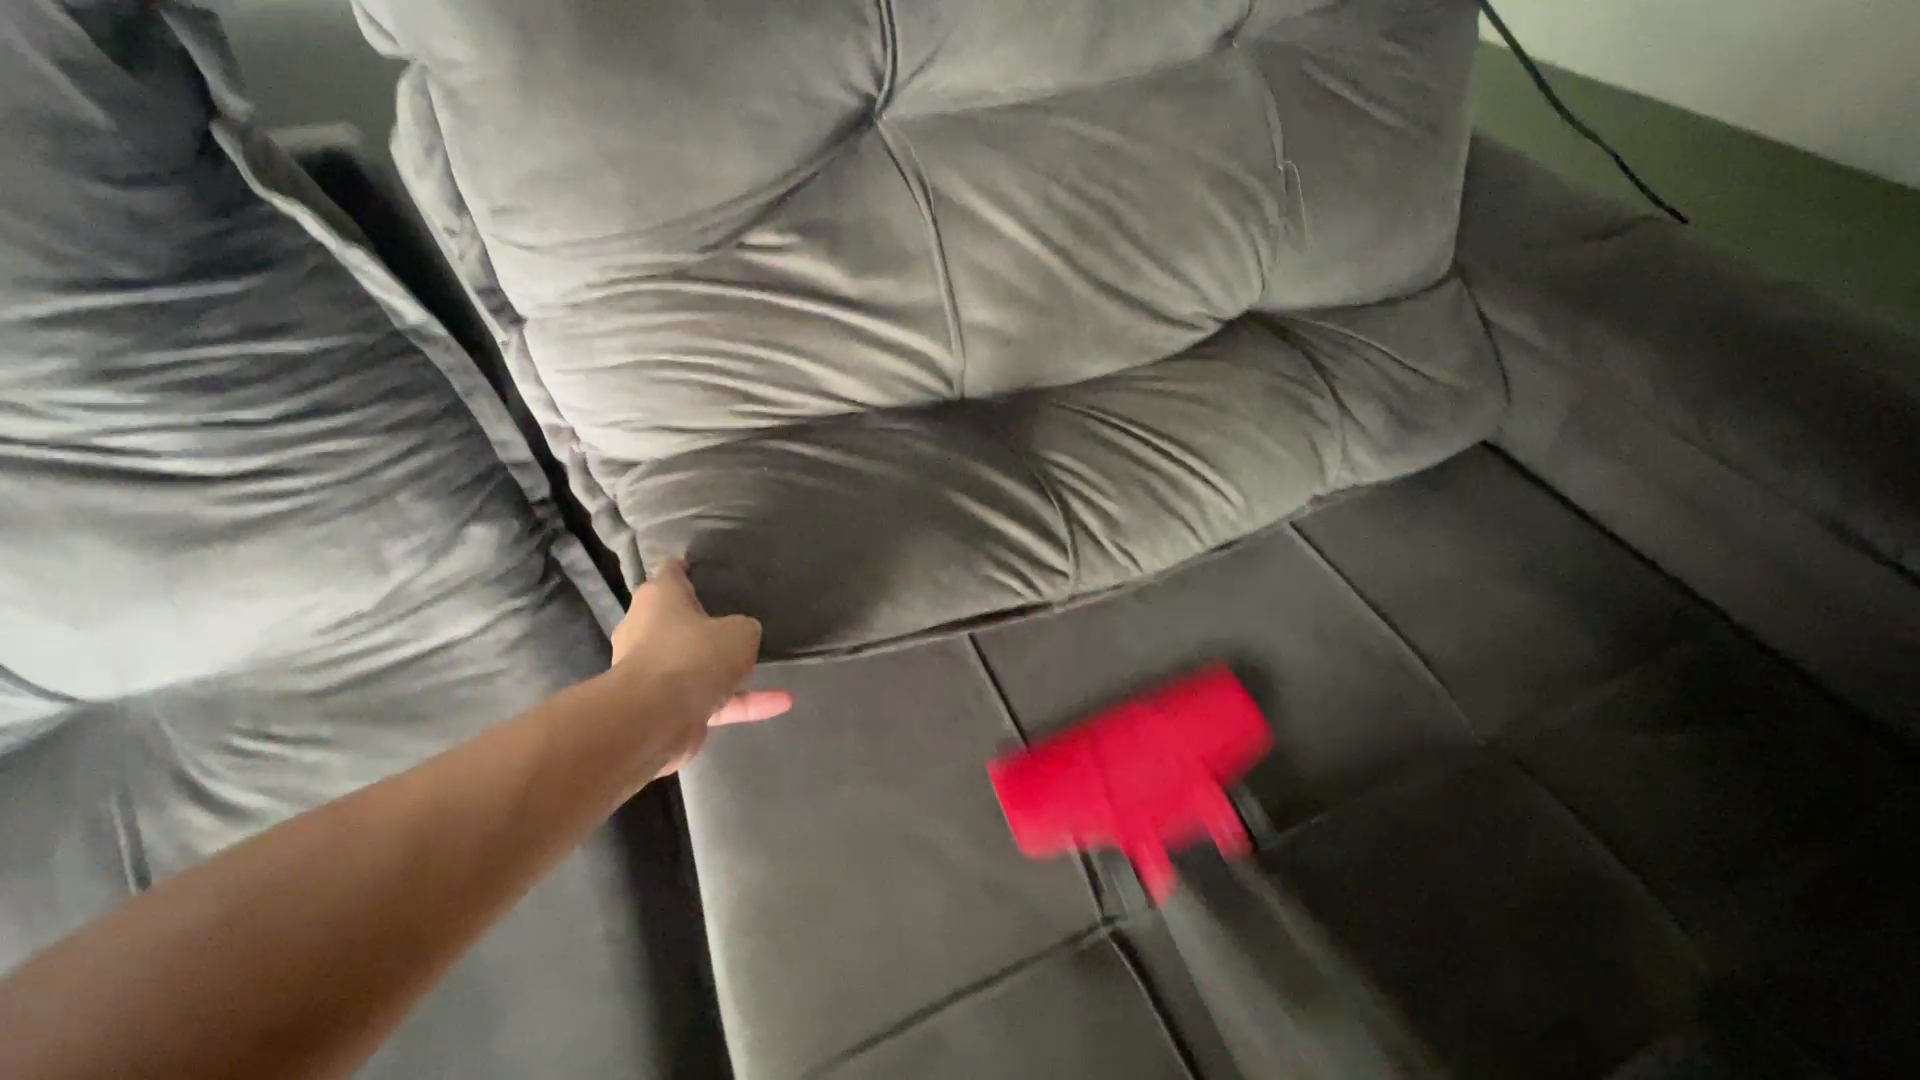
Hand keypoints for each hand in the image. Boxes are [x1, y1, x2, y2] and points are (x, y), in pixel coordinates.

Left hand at [608, 559, 790, 777]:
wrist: (653, 719)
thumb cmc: (693, 656)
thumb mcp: (740, 632)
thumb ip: (745, 629)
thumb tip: (741, 636)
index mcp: (658, 599)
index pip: (673, 573)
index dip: (692, 568)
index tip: (715, 569)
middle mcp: (648, 631)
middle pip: (682, 620)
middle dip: (709, 623)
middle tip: (744, 618)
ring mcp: (655, 672)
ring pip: (697, 663)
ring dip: (730, 669)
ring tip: (767, 666)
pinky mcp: (666, 708)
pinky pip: (710, 699)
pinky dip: (741, 702)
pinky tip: (781, 702)